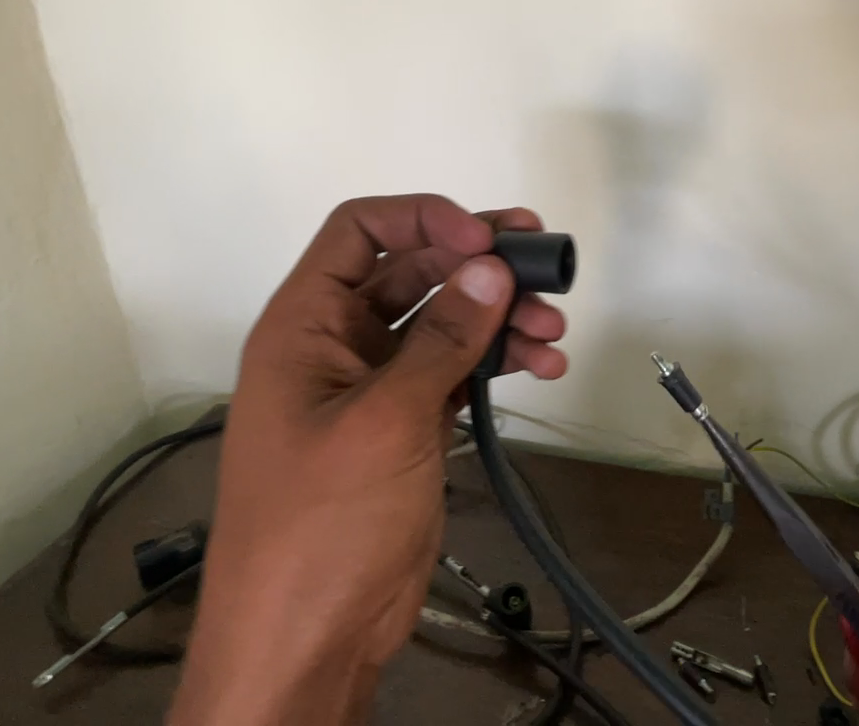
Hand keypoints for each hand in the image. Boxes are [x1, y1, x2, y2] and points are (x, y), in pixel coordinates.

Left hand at [169, 195, 566, 725]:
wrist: (308, 641)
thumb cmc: (323, 524)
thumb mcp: (384, 421)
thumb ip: (441, 341)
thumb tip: (493, 269)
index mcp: (306, 324)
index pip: (360, 232)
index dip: (423, 218)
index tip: (487, 241)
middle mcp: (341, 342)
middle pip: (415, 271)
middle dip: (479, 265)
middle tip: (544, 264)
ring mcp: (379, 383)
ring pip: (446, 320)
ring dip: (500, 315)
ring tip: (553, 326)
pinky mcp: (411, 420)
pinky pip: (459, 368)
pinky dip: (499, 360)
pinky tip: (543, 365)